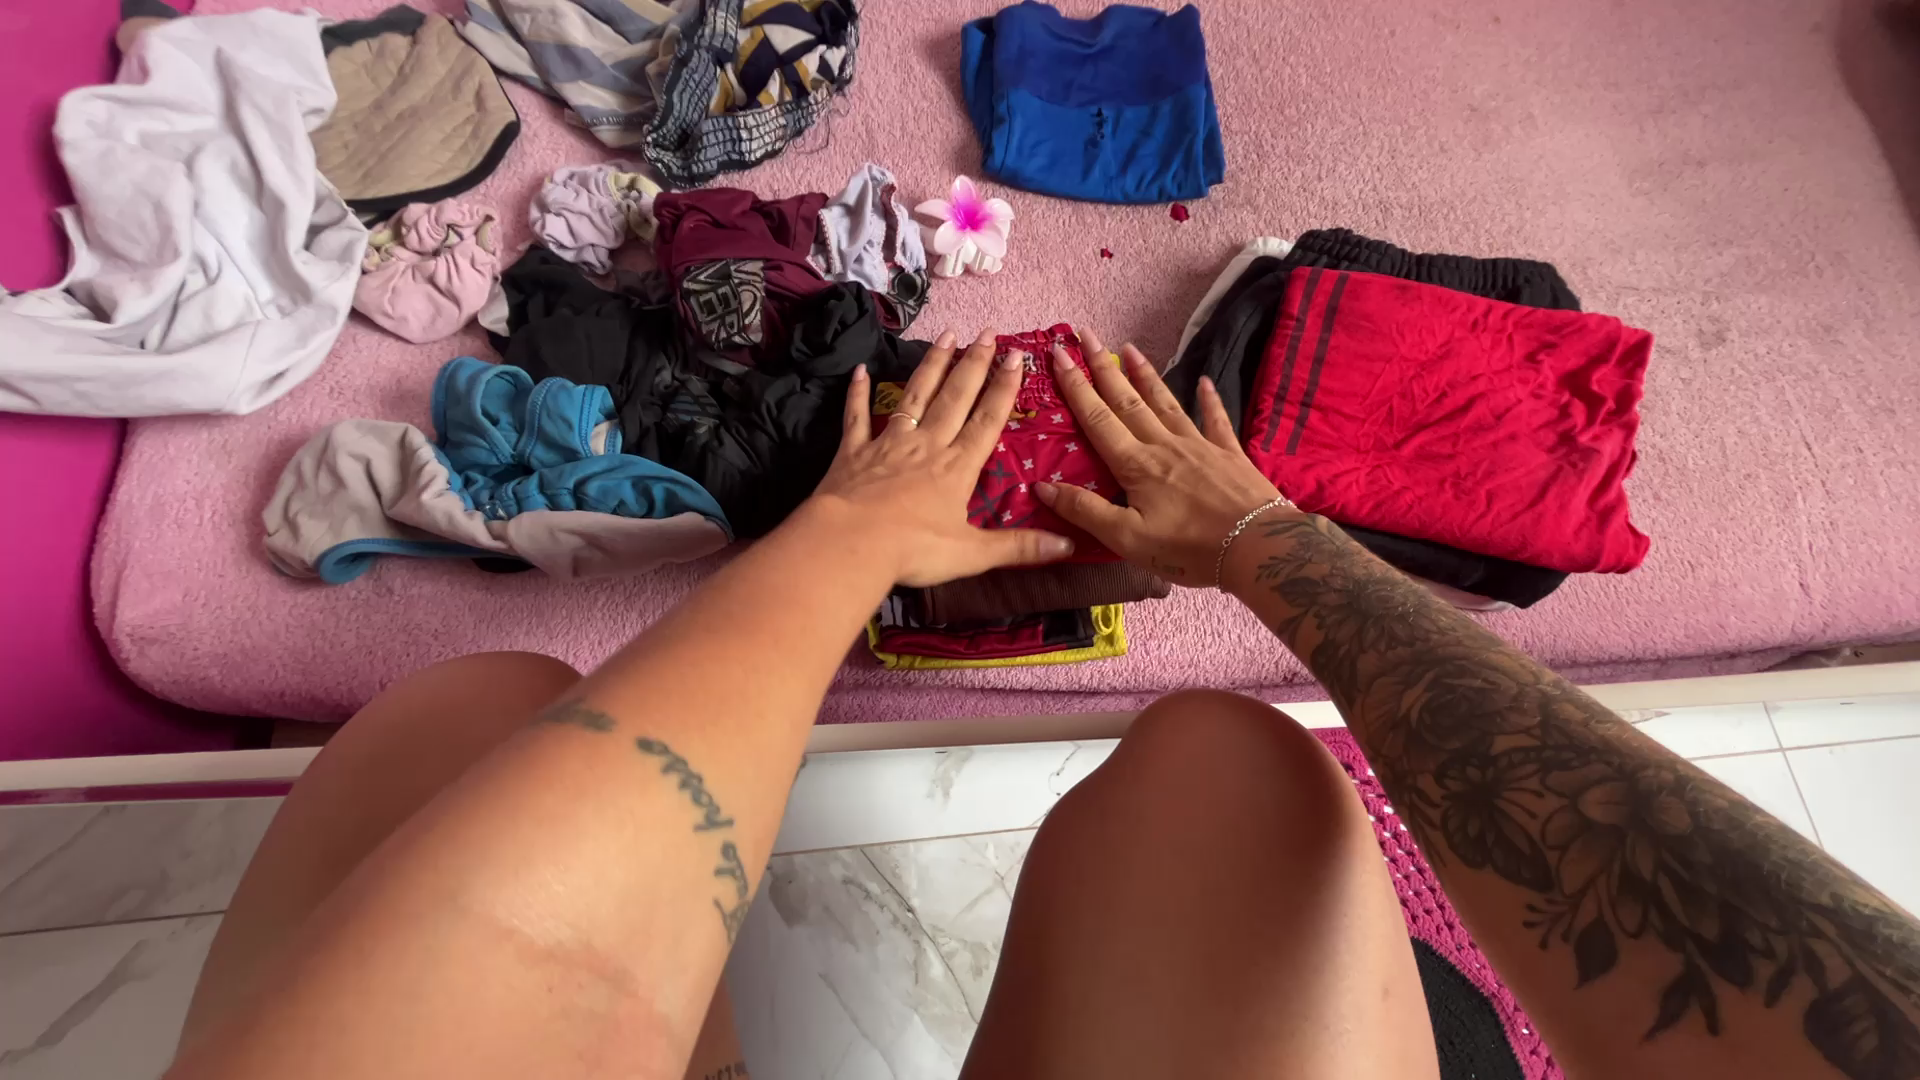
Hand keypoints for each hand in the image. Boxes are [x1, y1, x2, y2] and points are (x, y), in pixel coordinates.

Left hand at [806, 329, 1074, 586]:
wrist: (851, 542)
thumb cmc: (914, 549)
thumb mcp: (973, 554)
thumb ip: (1020, 547)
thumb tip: (1069, 546)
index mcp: (957, 467)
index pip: (987, 421)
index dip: (1004, 388)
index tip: (1016, 356)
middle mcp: (927, 445)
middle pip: (955, 398)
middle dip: (974, 364)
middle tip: (986, 332)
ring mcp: (889, 444)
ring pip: (915, 396)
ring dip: (932, 365)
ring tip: (945, 335)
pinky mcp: (854, 451)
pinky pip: (857, 416)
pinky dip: (858, 393)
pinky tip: (860, 371)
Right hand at [1035, 330, 1293, 587]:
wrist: (1257, 548)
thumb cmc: (1187, 548)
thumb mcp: (1126, 538)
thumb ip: (1085, 510)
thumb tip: (1042, 485)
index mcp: (1135, 465)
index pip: (1097, 418)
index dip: (1075, 385)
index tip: (1059, 354)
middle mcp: (1164, 445)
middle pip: (1128, 401)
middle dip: (1104, 367)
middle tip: (1087, 334)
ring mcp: (1200, 445)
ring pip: (1166, 402)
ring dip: (1145, 376)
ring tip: (1130, 348)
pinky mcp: (1229, 455)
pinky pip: (1215, 420)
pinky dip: (1209, 399)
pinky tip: (1204, 381)